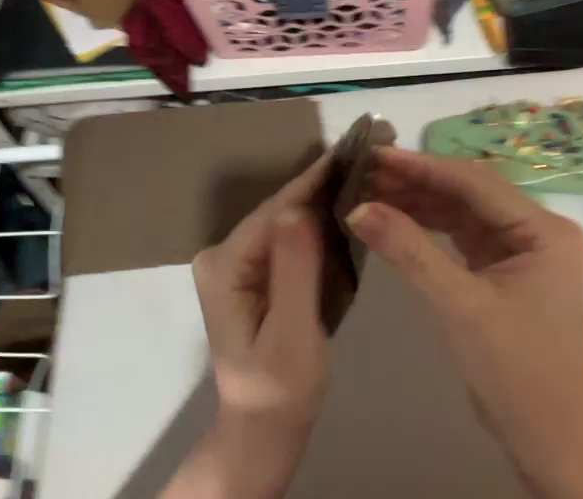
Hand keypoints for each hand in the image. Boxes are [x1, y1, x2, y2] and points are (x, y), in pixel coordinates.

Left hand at [162, 153, 330, 498]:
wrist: (263, 429)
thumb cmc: (280, 388)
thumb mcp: (292, 333)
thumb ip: (294, 270)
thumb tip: (298, 209)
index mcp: (223, 265)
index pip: (273, 212)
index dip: (311, 182)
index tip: (347, 152)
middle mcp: (220, 256)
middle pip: (275, 213)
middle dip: (316, 188)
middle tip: (361, 158)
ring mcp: (233, 265)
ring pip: (280, 224)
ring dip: (315, 203)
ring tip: (357, 175)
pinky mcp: (250, 275)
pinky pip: (283, 242)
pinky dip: (310, 227)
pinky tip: (337, 212)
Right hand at [348, 148, 582, 498]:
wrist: (547, 438)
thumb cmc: (514, 370)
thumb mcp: (458, 305)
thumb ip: (408, 250)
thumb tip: (356, 207)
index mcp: (543, 230)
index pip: (474, 182)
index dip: (421, 166)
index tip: (374, 154)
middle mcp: (537, 230)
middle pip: (468, 190)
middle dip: (415, 180)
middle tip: (363, 171)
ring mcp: (521, 250)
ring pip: (461, 209)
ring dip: (417, 200)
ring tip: (369, 189)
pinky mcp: (503, 269)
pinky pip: (459, 233)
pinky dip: (426, 225)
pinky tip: (393, 217)